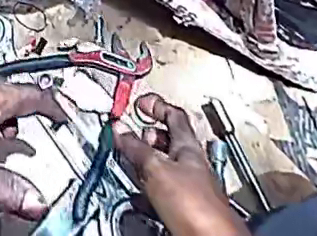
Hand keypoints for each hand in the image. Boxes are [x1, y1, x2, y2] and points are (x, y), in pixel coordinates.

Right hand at [116, 95, 247, 235]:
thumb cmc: (196, 206)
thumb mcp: (156, 168)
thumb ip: (137, 147)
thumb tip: (120, 129)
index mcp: (188, 147)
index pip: (173, 114)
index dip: (155, 105)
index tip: (139, 104)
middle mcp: (191, 165)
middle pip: (167, 141)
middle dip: (146, 137)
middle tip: (131, 136)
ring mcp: (189, 189)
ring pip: (163, 167)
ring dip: (145, 164)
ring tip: (132, 166)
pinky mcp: (185, 211)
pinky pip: (162, 191)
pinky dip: (148, 188)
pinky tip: (140, 196)